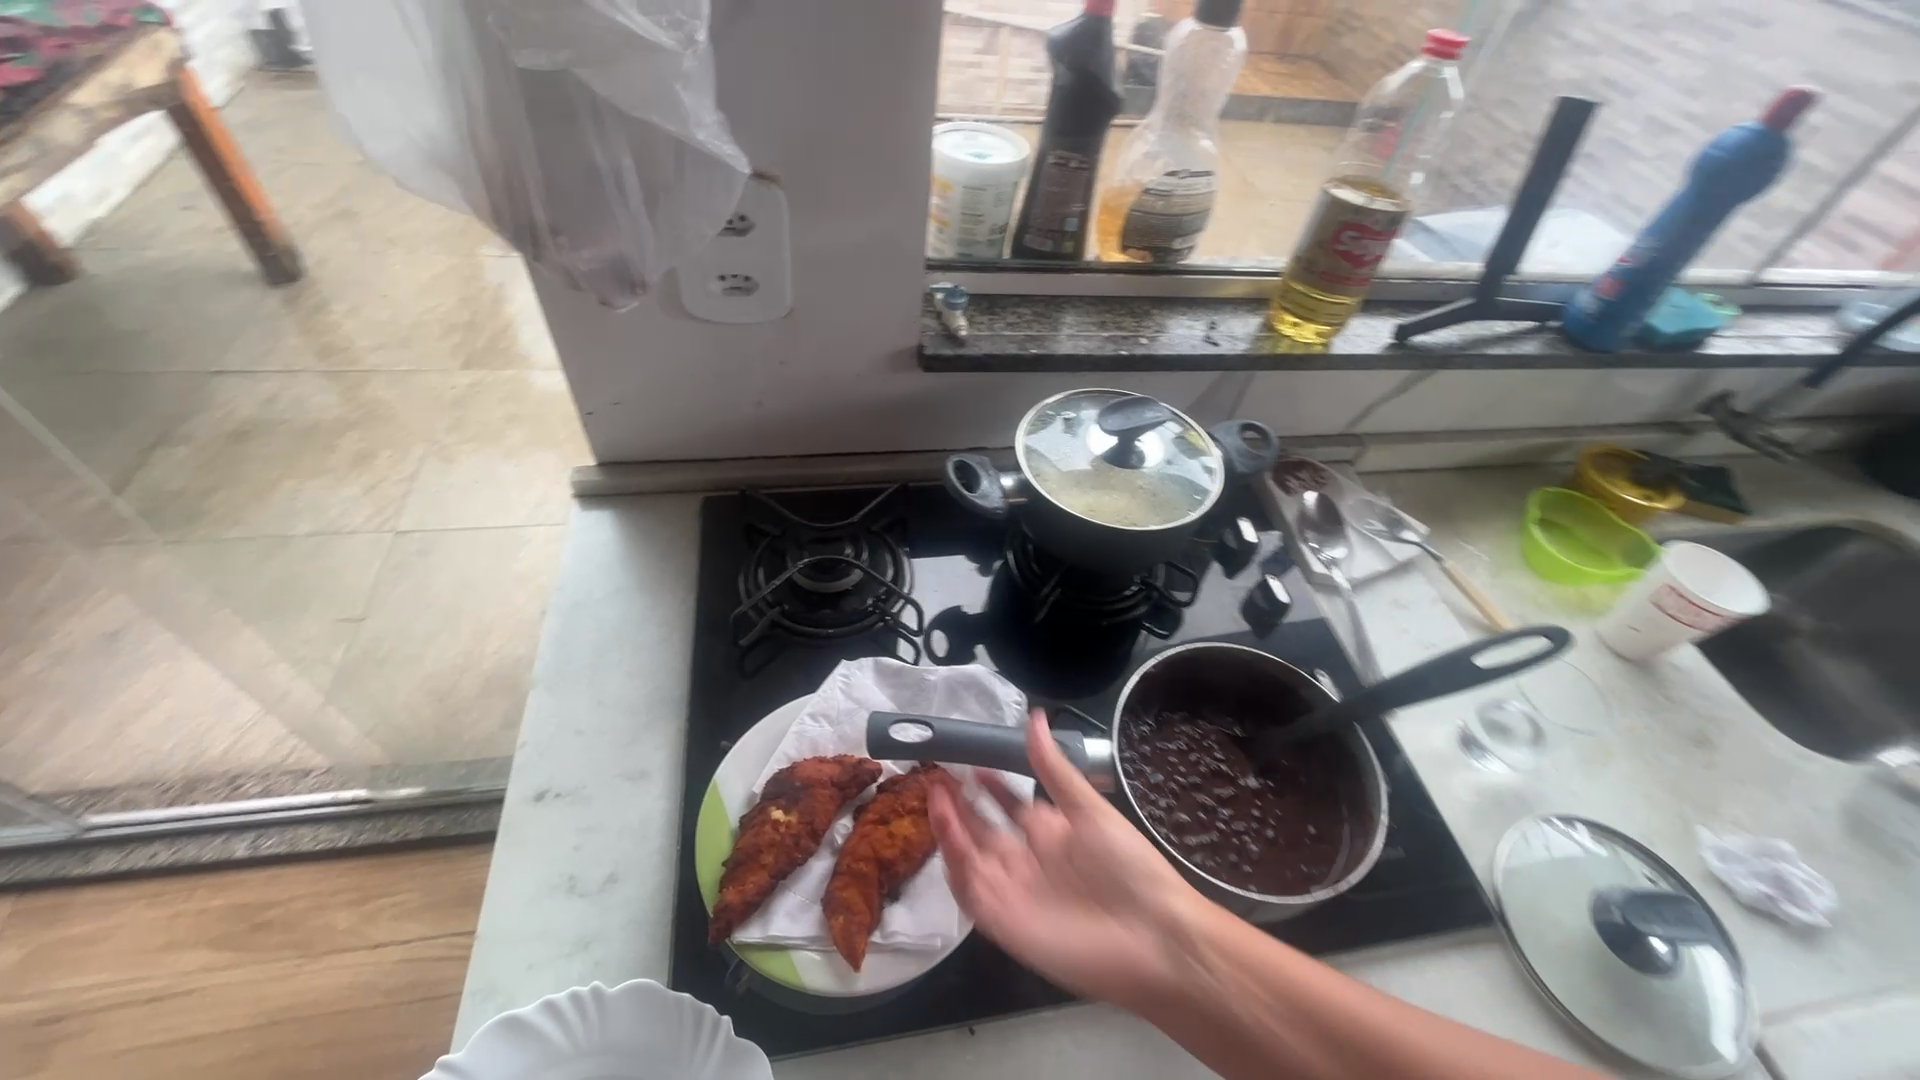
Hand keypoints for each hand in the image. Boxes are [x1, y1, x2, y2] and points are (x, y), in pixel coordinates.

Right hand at [929, 708, 1203, 1009]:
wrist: (1153, 936)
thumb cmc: (1129, 866)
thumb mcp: (1089, 808)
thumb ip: (1053, 768)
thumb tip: (1035, 717)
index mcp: (1050, 833)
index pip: (1008, 803)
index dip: (987, 783)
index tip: (967, 758)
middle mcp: (1026, 860)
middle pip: (981, 828)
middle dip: (958, 802)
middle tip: (938, 774)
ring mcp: (1012, 890)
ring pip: (968, 856)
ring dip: (950, 828)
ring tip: (935, 796)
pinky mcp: (1002, 921)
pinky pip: (969, 892)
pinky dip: (955, 866)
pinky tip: (947, 838)